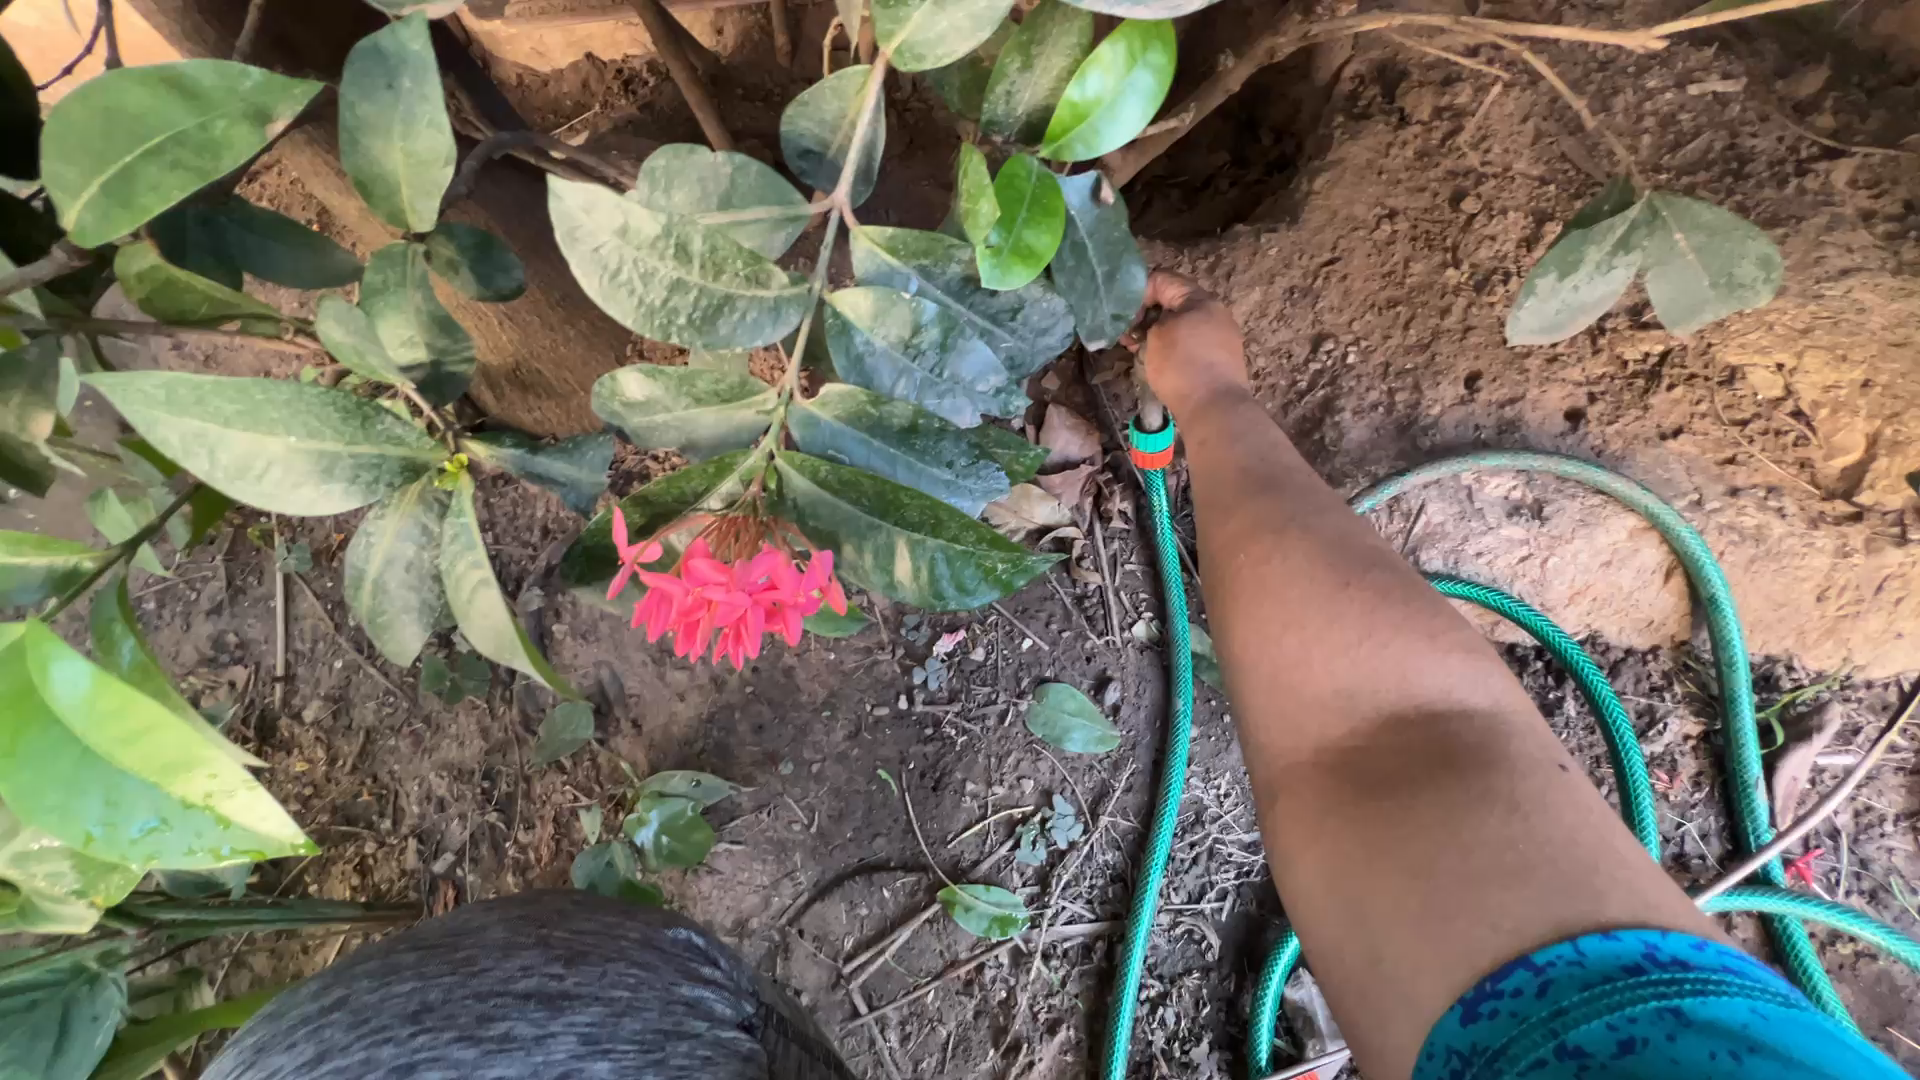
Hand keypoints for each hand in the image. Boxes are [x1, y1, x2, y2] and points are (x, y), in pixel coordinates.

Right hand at [1130, 270, 1248, 416]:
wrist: (1214, 408)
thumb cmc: (1181, 366)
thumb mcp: (1155, 336)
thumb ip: (1150, 321)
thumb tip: (1151, 325)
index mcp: (1200, 298)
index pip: (1162, 280)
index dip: (1137, 295)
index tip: (1124, 318)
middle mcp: (1214, 312)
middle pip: (1173, 303)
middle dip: (1147, 317)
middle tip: (1128, 337)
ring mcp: (1221, 336)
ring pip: (1181, 325)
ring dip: (1158, 334)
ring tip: (1141, 352)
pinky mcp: (1220, 358)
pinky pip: (1191, 344)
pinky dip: (1173, 348)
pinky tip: (1160, 365)